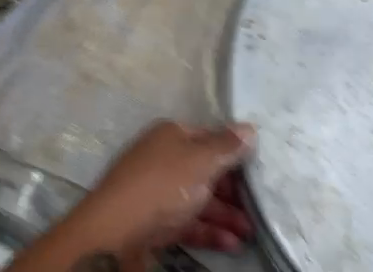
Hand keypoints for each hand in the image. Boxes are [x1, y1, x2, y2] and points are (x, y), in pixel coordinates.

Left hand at [65, 120, 256, 259]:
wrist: (114, 233)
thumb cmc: (162, 185)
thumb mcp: (200, 160)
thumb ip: (226, 146)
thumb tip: (250, 128)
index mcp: (171, 135)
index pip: (209, 137)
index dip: (233, 151)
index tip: (258, 168)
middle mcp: (164, 159)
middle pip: (205, 171)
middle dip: (233, 189)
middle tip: (259, 205)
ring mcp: (158, 193)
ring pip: (198, 199)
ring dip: (225, 214)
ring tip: (251, 230)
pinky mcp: (154, 223)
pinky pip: (188, 222)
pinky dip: (209, 231)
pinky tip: (232, 243)